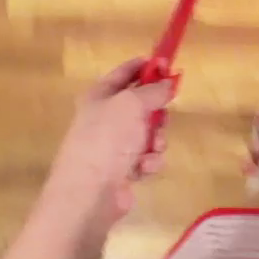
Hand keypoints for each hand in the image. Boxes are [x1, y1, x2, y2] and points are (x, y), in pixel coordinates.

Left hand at [38, 58, 175, 232]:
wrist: (89, 193)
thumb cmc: (107, 139)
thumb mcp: (132, 104)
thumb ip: (154, 91)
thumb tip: (168, 82)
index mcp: (99, 96)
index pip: (125, 73)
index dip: (147, 67)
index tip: (169, 65)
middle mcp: (105, 118)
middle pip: (142, 104)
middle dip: (157, 112)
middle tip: (161, 116)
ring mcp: (113, 145)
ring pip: (149, 133)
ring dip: (156, 140)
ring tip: (151, 149)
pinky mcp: (123, 169)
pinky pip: (147, 157)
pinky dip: (149, 162)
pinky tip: (142, 169)